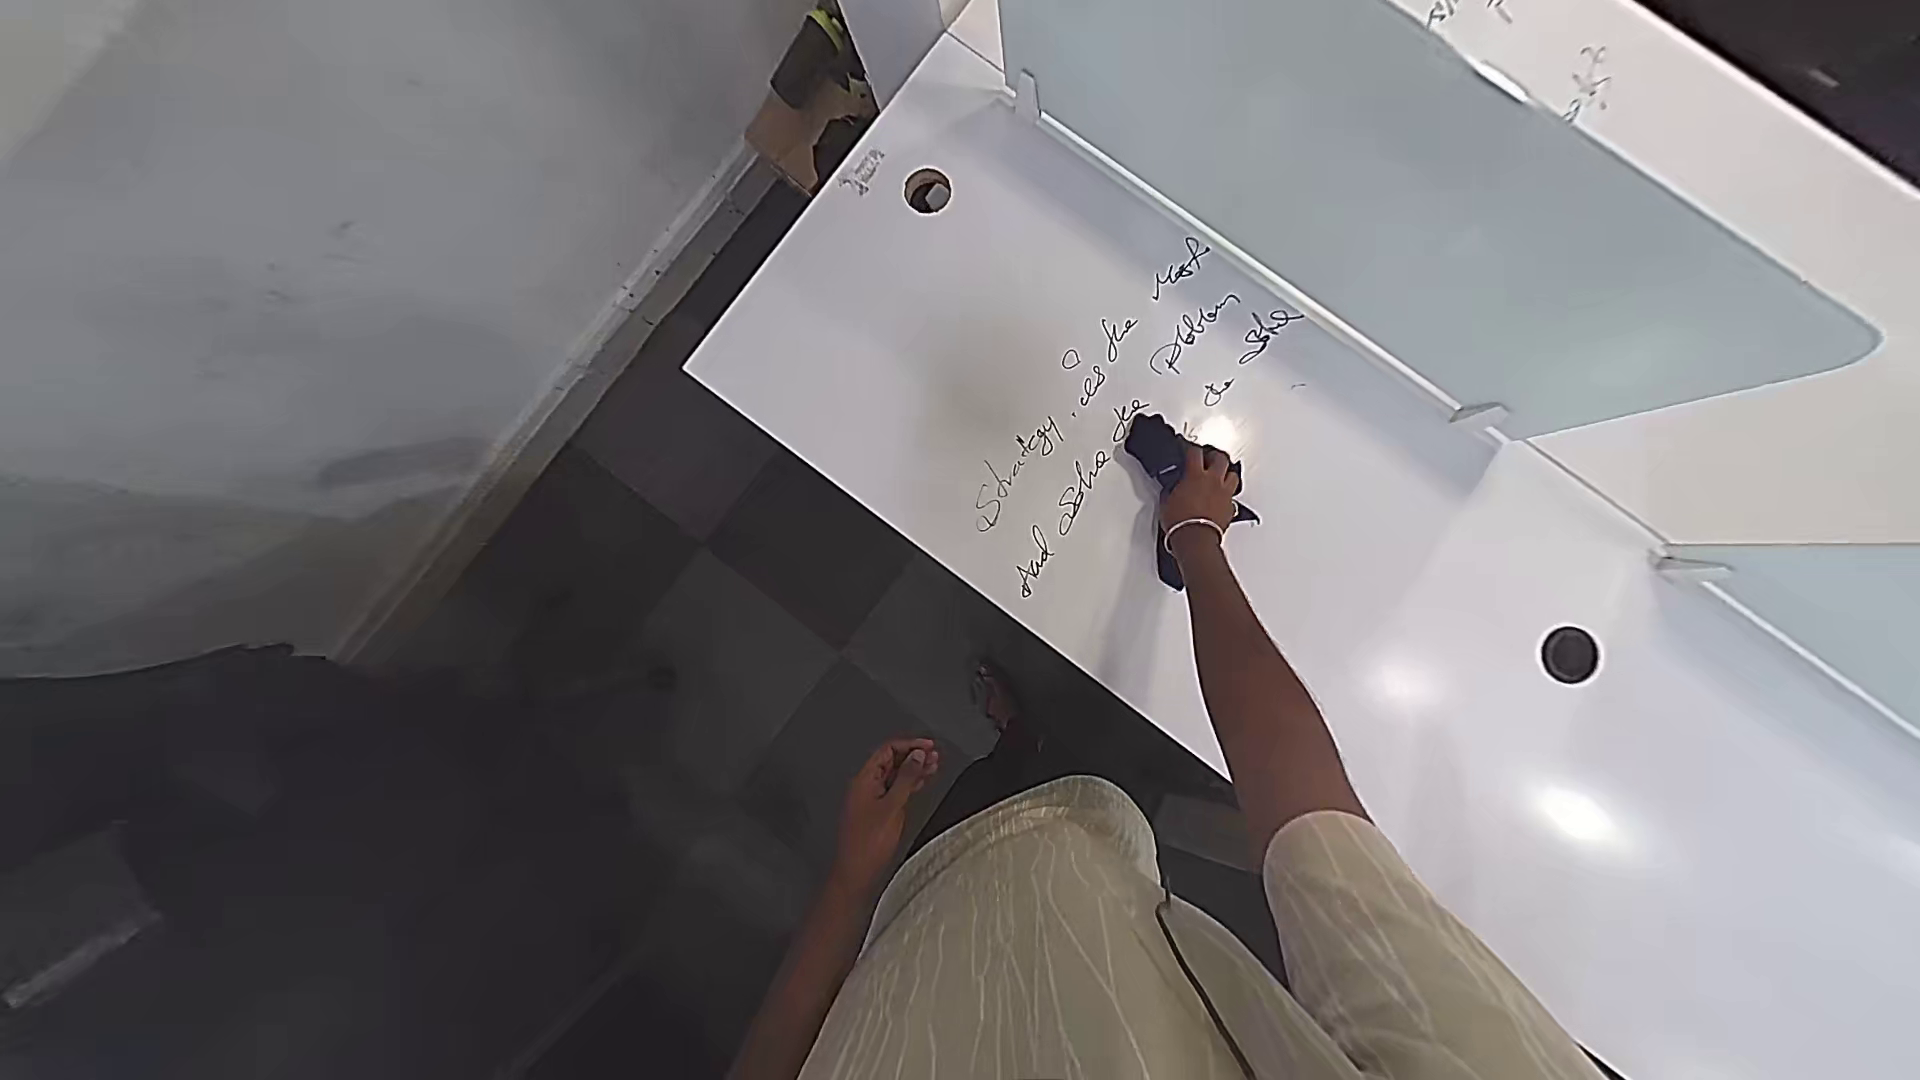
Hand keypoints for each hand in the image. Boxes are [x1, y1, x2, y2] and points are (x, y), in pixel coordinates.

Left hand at [832, 738, 940, 891]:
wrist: (856, 873)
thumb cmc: (868, 843)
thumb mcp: (892, 806)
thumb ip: (906, 778)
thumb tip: (917, 756)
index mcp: (864, 779)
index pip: (888, 750)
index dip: (909, 745)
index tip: (928, 746)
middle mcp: (866, 785)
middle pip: (892, 760)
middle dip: (914, 755)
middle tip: (934, 755)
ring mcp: (871, 797)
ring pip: (895, 774)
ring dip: (914, 768)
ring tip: (933, 765)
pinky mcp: (877, 810)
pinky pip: (895, 787)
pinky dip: (910, 782)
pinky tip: (922, 781)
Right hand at [1161, 442, 1240, 541]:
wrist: (1195, 539)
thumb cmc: (1181, 522)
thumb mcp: (1167, 502)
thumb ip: (1170, 491)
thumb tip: (1170, 490)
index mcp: (1195, 476)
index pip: (1195, 453)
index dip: (1191, 449)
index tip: (1190, 449)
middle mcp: (1213, 481)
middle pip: (1220, 458)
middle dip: (1214, 456)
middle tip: (1209, 457)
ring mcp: (1224, 494)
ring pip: (1233, 475)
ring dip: (1226, 473)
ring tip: (1221, 474)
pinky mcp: (1230, 507)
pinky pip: (1232, 496)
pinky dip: (1228, 494)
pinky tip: (1223, 496)